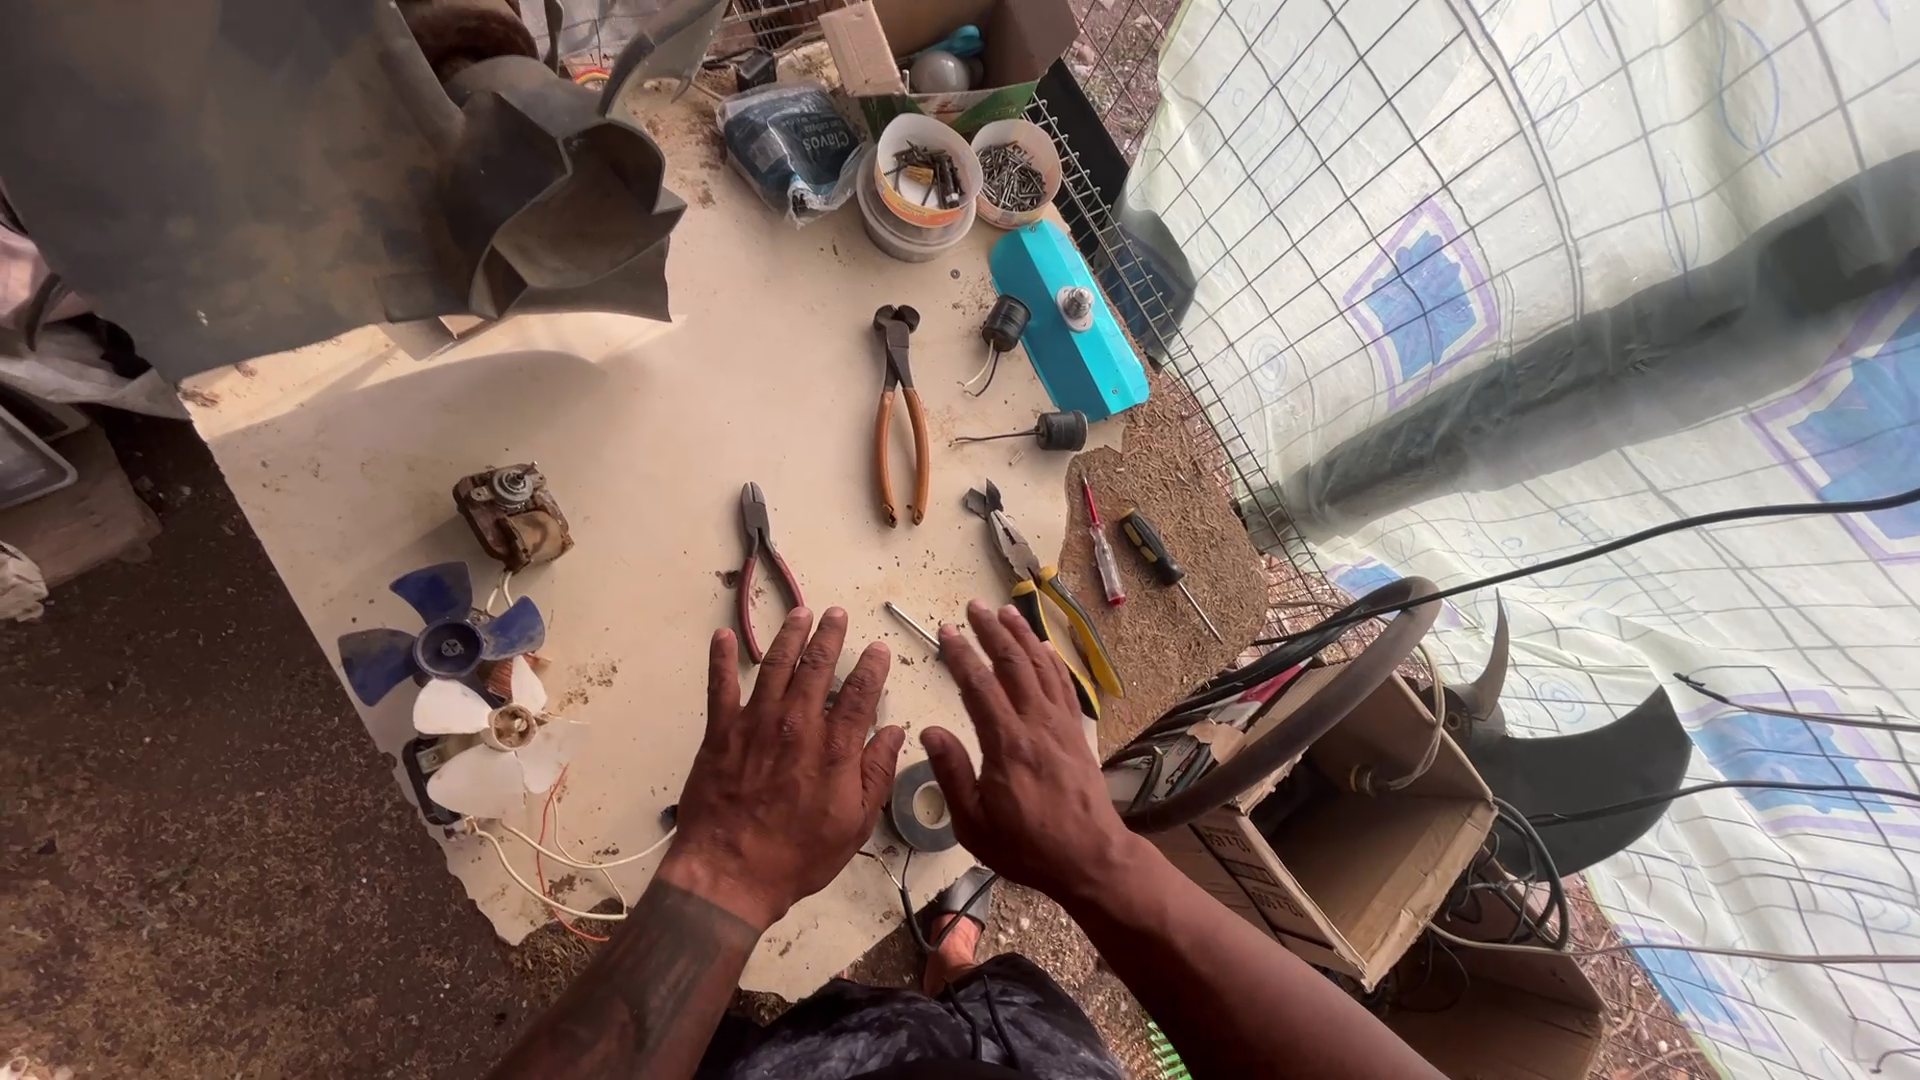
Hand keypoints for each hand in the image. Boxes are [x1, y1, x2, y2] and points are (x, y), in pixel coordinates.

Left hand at [659, 607, 904, 930]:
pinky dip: (720, 659)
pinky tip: (722, 636)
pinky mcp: (720, 732)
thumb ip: (877, 773)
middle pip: (817, 666)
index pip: (861, 691)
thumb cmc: (798, 855)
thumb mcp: (856, 823)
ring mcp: (755, 723)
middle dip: (830, 635)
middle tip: (836, 614)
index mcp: (834, 747)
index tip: (878, 648)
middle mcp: (796, 724)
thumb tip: (893, 732)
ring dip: (789, 635)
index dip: (872, 665)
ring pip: (775, 665)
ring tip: (799, 613)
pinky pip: (719, 687)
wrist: (730, 875)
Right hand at [922, 600, 1147, 905]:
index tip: (946, 631)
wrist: (1091, 859)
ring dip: (1022, 635)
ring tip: (1006, 611)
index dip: (961, 655)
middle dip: (991, 631)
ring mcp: (1062, 725)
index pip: (979, 686)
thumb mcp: (974, 824)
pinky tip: (1044, 647)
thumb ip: (951, 774)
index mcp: (1007, 744)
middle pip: (1013, 664)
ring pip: (1042, 667)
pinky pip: (1065, 685)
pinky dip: (1053, 660)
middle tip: (974, 607)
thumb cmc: (1027, 847)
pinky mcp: (1078, 732)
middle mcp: (1036, 724)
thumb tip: (930, 731)